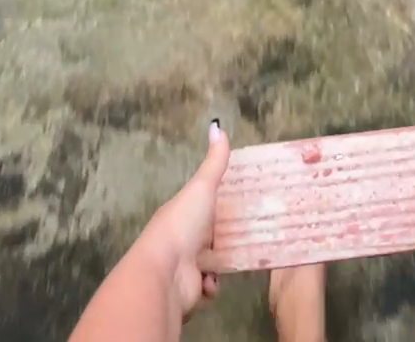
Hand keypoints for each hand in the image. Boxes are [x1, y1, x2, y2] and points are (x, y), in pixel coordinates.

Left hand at [128, 118, 230, 317]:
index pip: (203, 205)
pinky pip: (210, 285)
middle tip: (250, 229)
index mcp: (182, 212)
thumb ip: (214, 162)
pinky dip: (216, 283)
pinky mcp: (190, 289)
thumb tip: (217, 124)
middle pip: (209, 233)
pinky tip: (218, 277)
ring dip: (222, 260)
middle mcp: (182, 237)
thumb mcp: (202, 187)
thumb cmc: (182, 224)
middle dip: (225, 234)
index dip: (221, 202)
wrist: (164, 275)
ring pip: (211, 260)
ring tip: (238, 253)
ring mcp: (184, 264)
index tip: (243, 201)